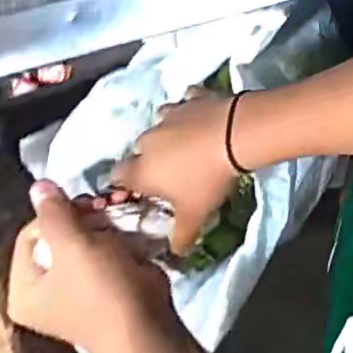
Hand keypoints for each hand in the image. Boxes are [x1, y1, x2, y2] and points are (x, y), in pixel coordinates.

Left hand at [6, 181, 186, 352]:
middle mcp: (45, 289)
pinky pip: (100, 245)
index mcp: (25, 289)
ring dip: (102, 215)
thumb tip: (36, 185)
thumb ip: (54, 213)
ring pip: (82, 234)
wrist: (142, 322)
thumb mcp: (73, 245)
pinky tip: (128, 214)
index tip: (84, 206)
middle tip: (105, 204)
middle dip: (83, 212)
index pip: (31, 233)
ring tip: (121, 203)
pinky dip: (113, 228)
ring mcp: (74, 285)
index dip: (57, 213)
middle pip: (56, 231)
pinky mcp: (102, 279)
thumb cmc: (100, 286)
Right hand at [113, 91, 242, 253]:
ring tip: (187, 144)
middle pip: (139, 148)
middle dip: (148, 158)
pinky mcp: (193, 97)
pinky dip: (191, 109)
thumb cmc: (208, 180)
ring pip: (160, 122)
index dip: (123, 184)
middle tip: (168, 172)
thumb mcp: (195, 218)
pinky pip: (186, 102)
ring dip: (168, 132)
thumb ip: (179, 239)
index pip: (117, 176)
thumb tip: (175, 255)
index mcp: (142, 169)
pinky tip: (202, 117)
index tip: (137, 192)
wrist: (236, 134)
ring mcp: (171, 113)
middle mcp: (150, 139)